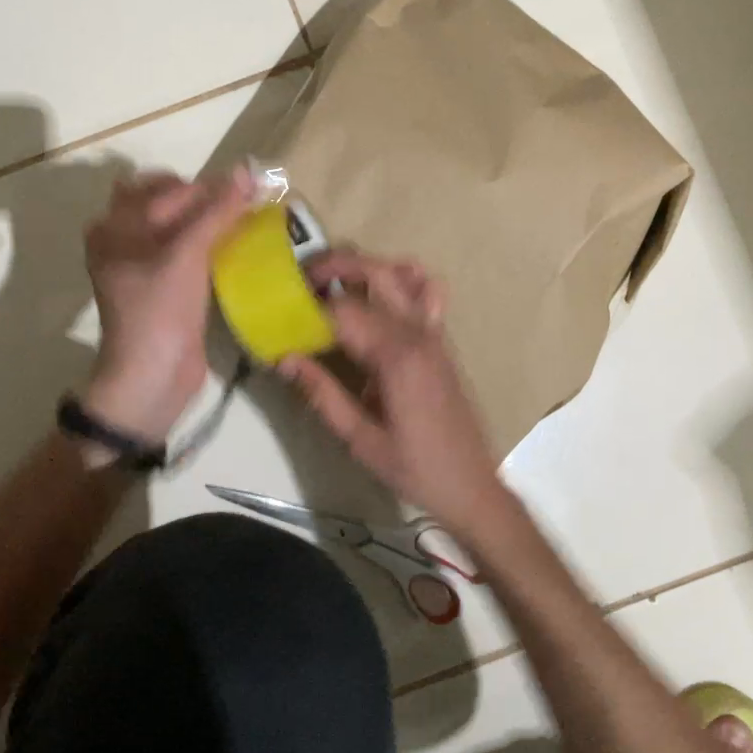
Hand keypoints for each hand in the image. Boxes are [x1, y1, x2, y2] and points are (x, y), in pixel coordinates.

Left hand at [80, 167, 252, 443]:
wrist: (152, 378)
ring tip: (246, 221)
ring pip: (180, 228)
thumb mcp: (186, 254)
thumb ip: (216, 210)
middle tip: (246, 205)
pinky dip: (210, 245)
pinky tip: (237, 247)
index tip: (249, 189)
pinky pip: (188, 253)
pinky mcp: (164, 289)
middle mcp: (123, 240)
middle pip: (170, 203)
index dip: (206, 186)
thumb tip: (247, 171)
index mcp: (115, 226)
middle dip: (206, 200)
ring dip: (210, 222)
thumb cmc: (159, 310)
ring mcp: (142, 266)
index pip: (166, 188)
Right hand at [279, 250, 506, 528]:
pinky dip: (404, 279)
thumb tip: (283, 358)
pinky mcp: (441, 340)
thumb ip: (321, 394)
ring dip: (365, 267)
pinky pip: (428, 292)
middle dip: (333, 266)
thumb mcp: (359, 440)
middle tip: (299, 280)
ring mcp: (434, 332)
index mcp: (396, 357)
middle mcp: (418, 333)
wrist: (472, 486)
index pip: (344, 310)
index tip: (280, 313)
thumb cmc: (414, 468)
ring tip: (332, 282)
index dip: (308, 307)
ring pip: (402, 273)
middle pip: (375, 272)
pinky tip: (378, 293)